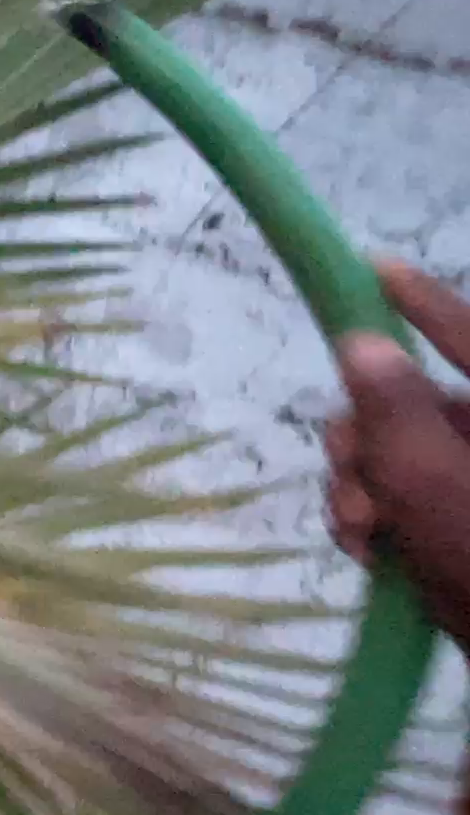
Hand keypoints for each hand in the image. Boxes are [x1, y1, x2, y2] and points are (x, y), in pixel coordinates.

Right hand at [326, 260, 469, 644]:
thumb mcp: (431, 485)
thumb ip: (392, 410)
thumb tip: (361, 345)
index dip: (421, 303)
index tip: (372, 267)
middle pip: (406, 409)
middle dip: (361, 450)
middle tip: (356, 497)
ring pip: (389, 456)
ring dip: (357, 492)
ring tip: (366, 537)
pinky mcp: (466, 514)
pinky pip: (397, 493)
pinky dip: (372, 516)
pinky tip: (374, 547)